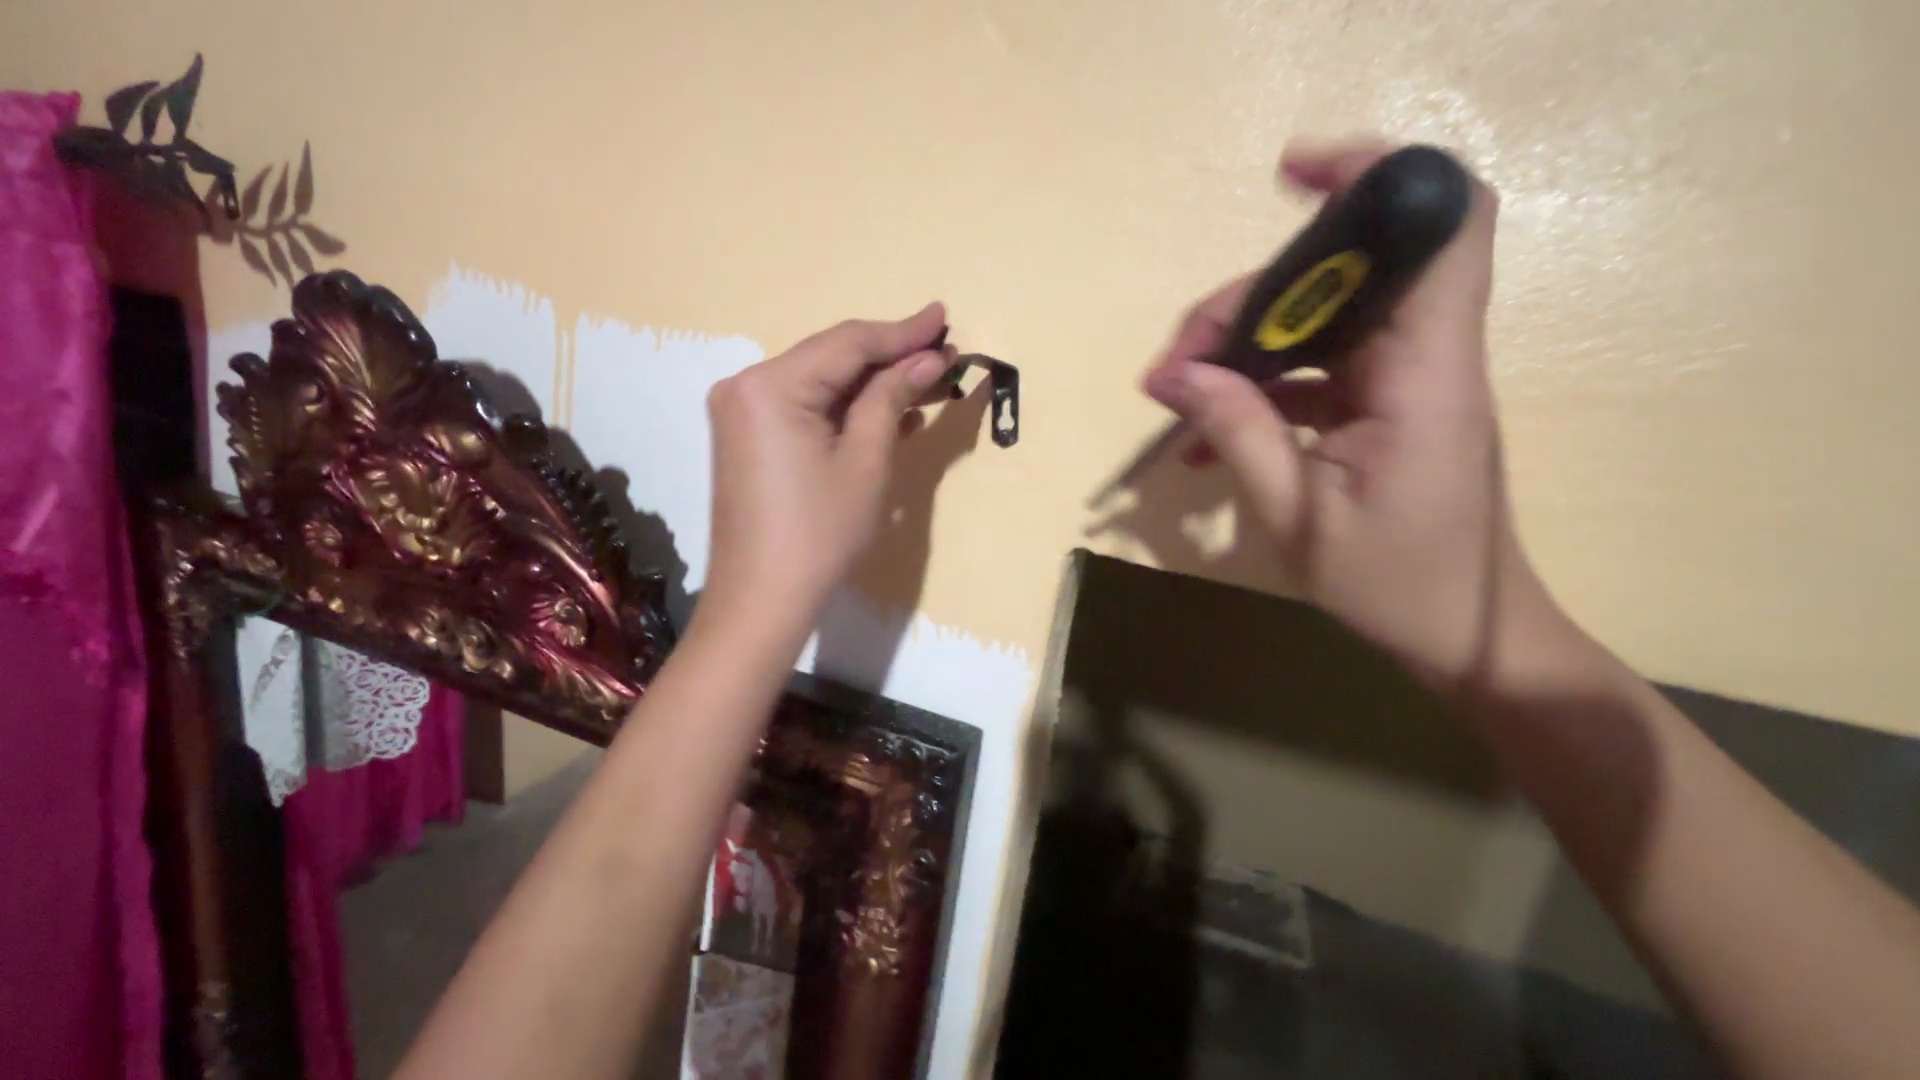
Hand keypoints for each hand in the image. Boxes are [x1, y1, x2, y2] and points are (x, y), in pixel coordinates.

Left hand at [700, 303, 953, 630]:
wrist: (762, 601)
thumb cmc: (819, 534)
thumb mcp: (866, 462)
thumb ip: (892, 398)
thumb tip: (928, 358)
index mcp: (769, 386)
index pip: (847, 343)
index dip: (902, 332)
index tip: (945, 317)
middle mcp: (746, 387)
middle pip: (831, 358)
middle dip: (889, 357)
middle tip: (945, 350)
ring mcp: (743, 413)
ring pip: (821, 384)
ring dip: (873, 385)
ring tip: (931, 381)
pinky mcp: (749, 439)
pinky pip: (805, 409)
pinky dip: (847, 411)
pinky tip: (894, 413)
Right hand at [1144, 138, 1550, 689]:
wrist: (1472, 639)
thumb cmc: (1397, 586)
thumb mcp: (1298, 517)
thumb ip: (1237, 433)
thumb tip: (1174, 374)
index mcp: (1424, 372)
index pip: (1442, 224)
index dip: (1378, 174)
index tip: (1292, 178)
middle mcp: (1424, 355)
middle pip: (1344, 272)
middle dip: (1249, 298)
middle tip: (1179, 360)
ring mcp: (1405, 379)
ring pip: (1322, 318)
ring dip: (1245, 343)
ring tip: (1179, 393)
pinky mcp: (1387, 406)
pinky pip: (1318, 369)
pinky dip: (1263, 387)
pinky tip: (1207, 435)